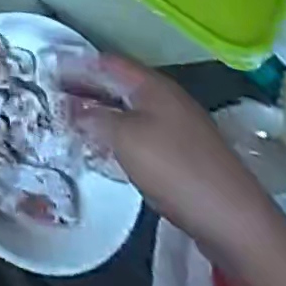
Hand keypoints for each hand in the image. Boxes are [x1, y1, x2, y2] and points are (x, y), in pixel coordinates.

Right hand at [59, 54, 279, 246]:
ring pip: (129, 109)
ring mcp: (180, 128)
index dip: (77, 62)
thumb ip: (92, 117)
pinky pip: (141, 131)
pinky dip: (117, 132)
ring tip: (71, 119)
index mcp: (153, 86)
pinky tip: (104, 147)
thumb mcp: (123, 137)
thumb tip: (70, 108)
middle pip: (119, 84)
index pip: (107, 62)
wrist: (237, 223)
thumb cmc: (175, 168)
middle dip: (86, 87)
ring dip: (100, 111)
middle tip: (53, 93)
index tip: (48, 67)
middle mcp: (168, 100)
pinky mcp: (185, 155)